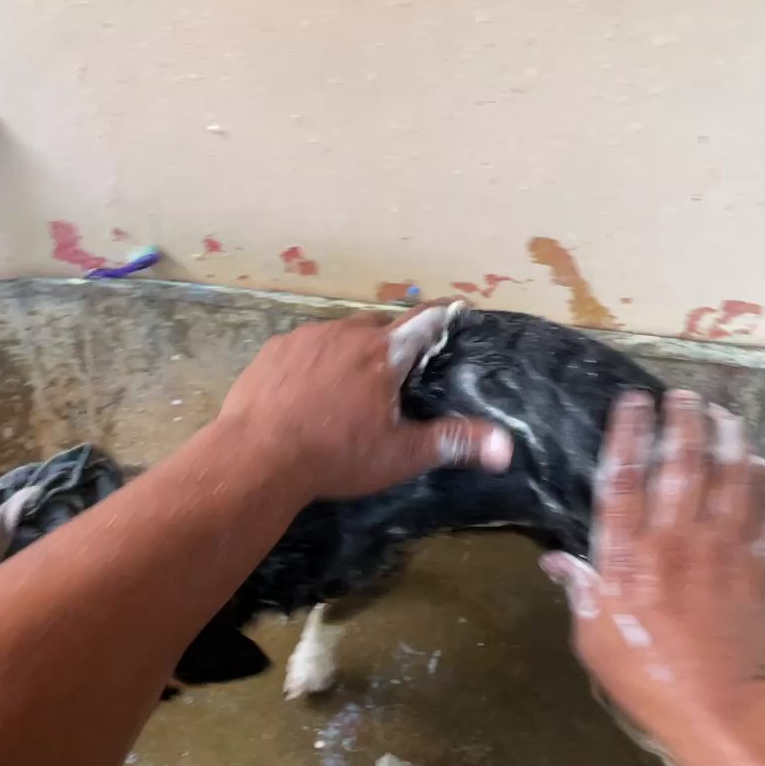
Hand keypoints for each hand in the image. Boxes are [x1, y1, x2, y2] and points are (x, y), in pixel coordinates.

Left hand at [215, 305, 512, 499]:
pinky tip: (309, 389)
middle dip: (394, 342)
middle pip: (381, 326)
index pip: (426, 320)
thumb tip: (507, 446)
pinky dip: (316, 361)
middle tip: (398, 370)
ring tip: (350, 384)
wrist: (257, 456)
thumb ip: (453, 443)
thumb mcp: (400, 455)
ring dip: (352, 351)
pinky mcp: (274, 350)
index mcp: (384, 352)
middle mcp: (346, 332)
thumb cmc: (336, 454)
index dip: (444, 314)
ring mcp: (306, 338)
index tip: (457, 309)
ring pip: (340, 334)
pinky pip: (306, 347)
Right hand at [540, 390, 764, 745]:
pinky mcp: (759, 565)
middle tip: (681, 395)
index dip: (626, 435)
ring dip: (728, 438)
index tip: (632, 403)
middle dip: (682, 422)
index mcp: (627, 557)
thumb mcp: (593, 639)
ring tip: (723, 412)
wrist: (723, 712)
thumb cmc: (646, 676)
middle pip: (681, 465)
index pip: (622, 480)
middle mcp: (675, 540)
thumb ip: (579, 591)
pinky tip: (761, 461)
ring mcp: (722, 549)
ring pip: (729, 477)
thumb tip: (557, 559)